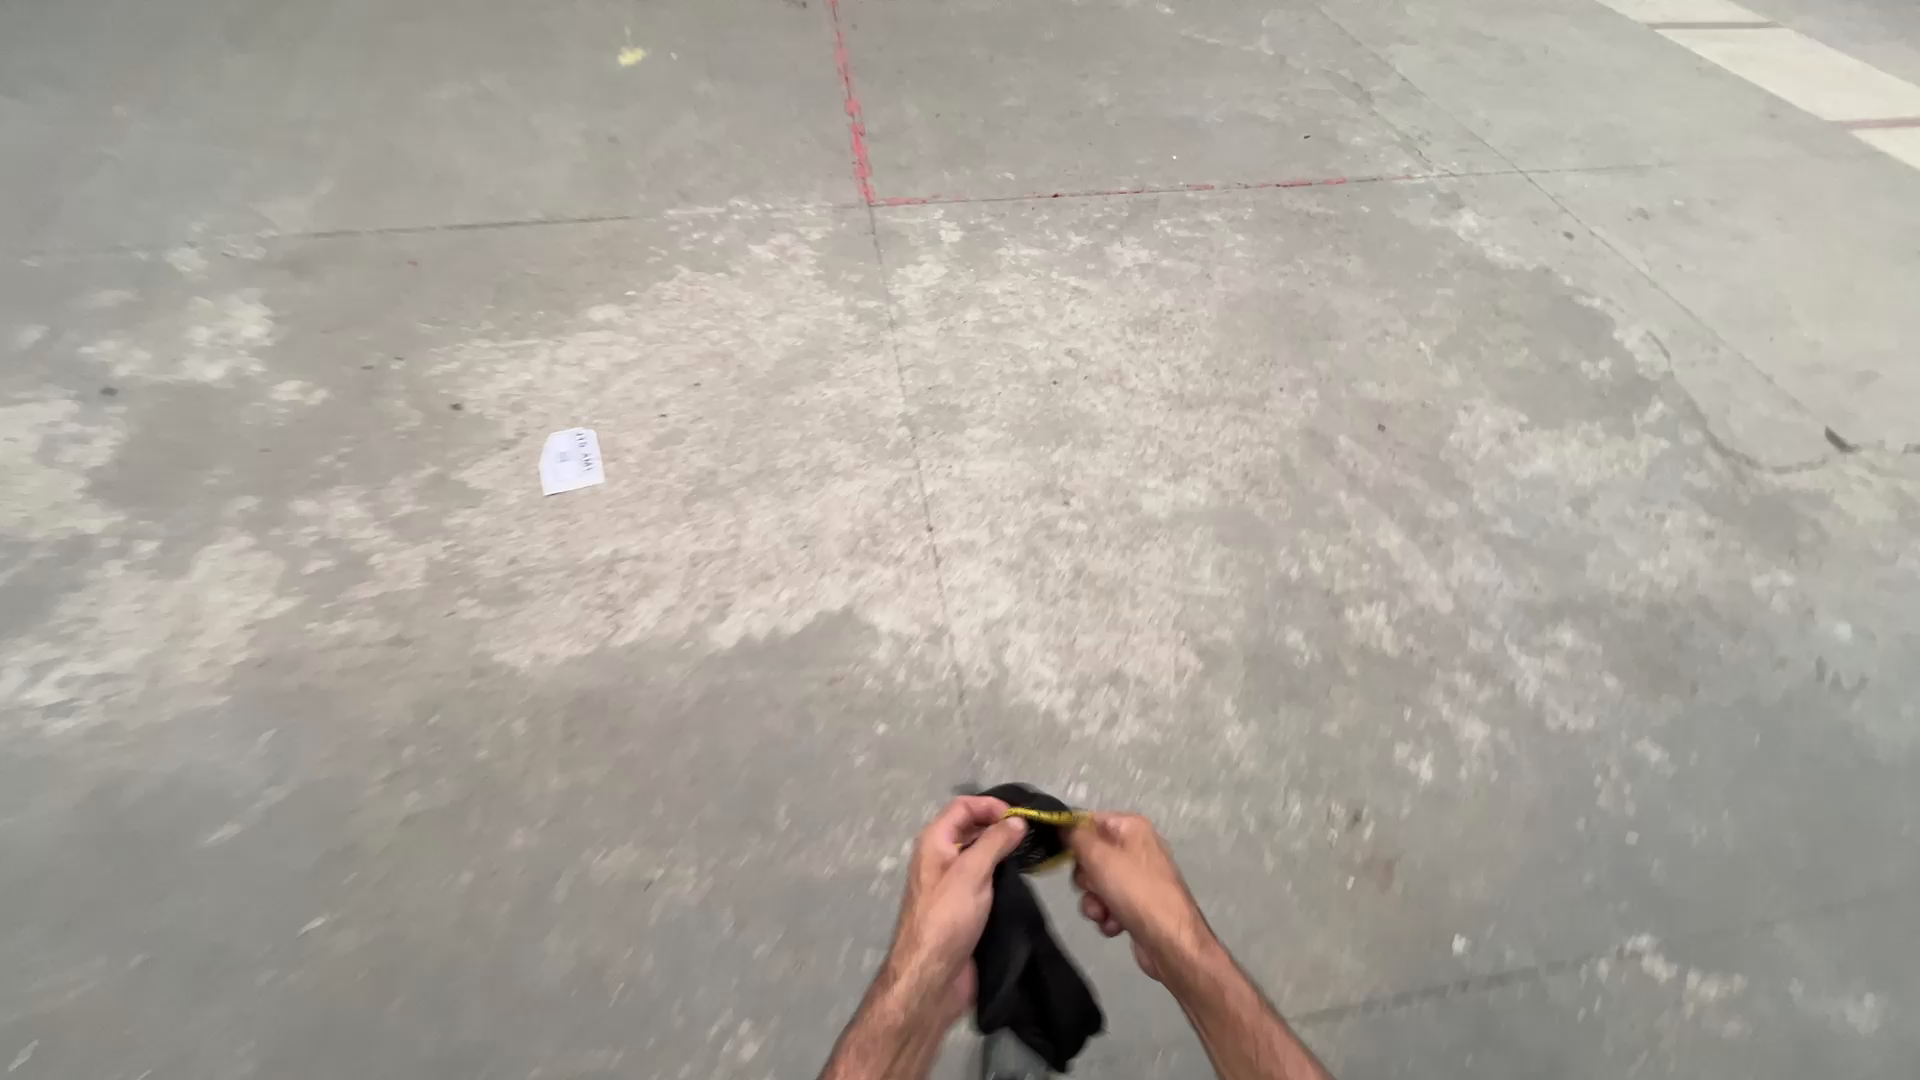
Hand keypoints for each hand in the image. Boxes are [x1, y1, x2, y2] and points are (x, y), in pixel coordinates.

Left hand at [885, 796, 1027, 1021]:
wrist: (932, 978)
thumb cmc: (947, 917)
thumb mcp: (972, 872)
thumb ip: (995, 842)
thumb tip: (1017, 820)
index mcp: (935, 841)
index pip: (963, 806)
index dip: (990, 805)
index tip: (1021, 816)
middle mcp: (941, 857)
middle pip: (971, 828)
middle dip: (999, 826)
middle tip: (1033, 833)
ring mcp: (952, 883)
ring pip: (979, 855)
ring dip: (1002, 850)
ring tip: (1033, 853)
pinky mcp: (964, 907)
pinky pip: (984, 880)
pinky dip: (1002, 874)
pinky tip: (1022, 879)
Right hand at [1068, 812, 1213, 982]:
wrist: (1171, 942)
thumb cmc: (1135, 890)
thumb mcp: (1098, 856)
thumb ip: (1075, 836)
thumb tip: (1063, 826)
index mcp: (1132, 827)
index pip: (1090, 821)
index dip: (1074, 837)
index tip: (1063, 855)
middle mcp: (1136, 848)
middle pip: (1091, 854)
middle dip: (1086, 877)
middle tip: (1093, 886)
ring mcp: (1139, 878)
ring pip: (1097, 883)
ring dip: (1094, 901)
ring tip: (1103, 912)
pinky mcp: (1139, 905)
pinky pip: (1109, 903)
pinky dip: (1107, 915)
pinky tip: (1114, 925)